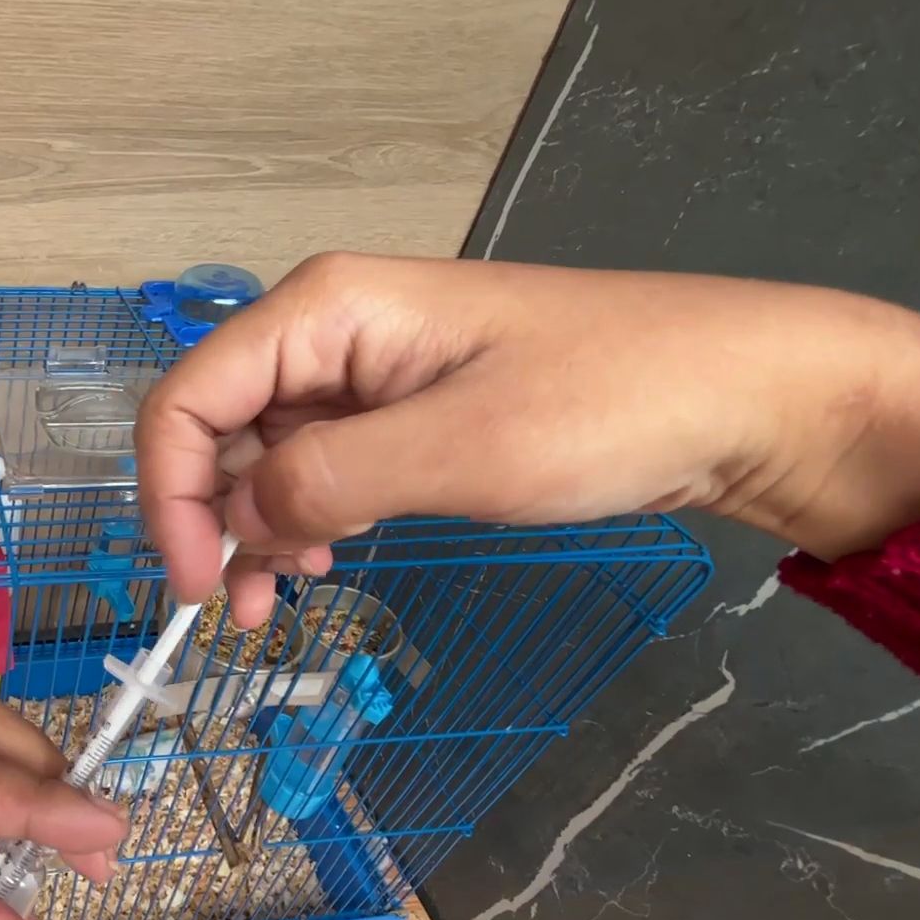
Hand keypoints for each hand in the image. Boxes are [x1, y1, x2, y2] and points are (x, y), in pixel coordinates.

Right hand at [135, 253, 919, 622]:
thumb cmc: (611, 401)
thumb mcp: (460, 448)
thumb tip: (233, 520)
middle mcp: (314, 335)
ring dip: (248, 532)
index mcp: (317, 312)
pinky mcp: (378, 414)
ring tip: (268, 604)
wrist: (751, 394)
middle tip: (231, 607)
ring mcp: (346, 375)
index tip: (192, 581)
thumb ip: (324, 480)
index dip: (169, 492)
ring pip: (252, 459)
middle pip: (210, 430)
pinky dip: (292, 524)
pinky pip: (302, 471)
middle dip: (207, 519)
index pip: (186, 400)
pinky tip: (314, 563)